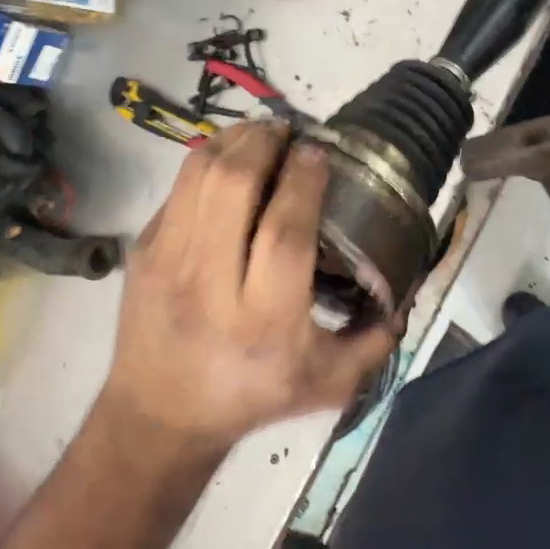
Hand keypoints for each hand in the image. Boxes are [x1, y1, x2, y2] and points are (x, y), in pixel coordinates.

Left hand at [101, 121, 396, 449]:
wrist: (159, 417)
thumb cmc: (252, 395)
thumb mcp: (328, 383)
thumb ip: (376, 338)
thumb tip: (407, 284)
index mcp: (263, 321)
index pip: (283, 233)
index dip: (303, 182)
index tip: (319, 152)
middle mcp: (211, 287)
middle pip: (233, 187)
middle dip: (265, 144)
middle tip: (290, 132)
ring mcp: (168, 265)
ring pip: (199, 175)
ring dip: (235, 140)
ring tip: (264, 133)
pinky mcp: (143, 252)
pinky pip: (179, 186)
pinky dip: (209, 159)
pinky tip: (233, 157)